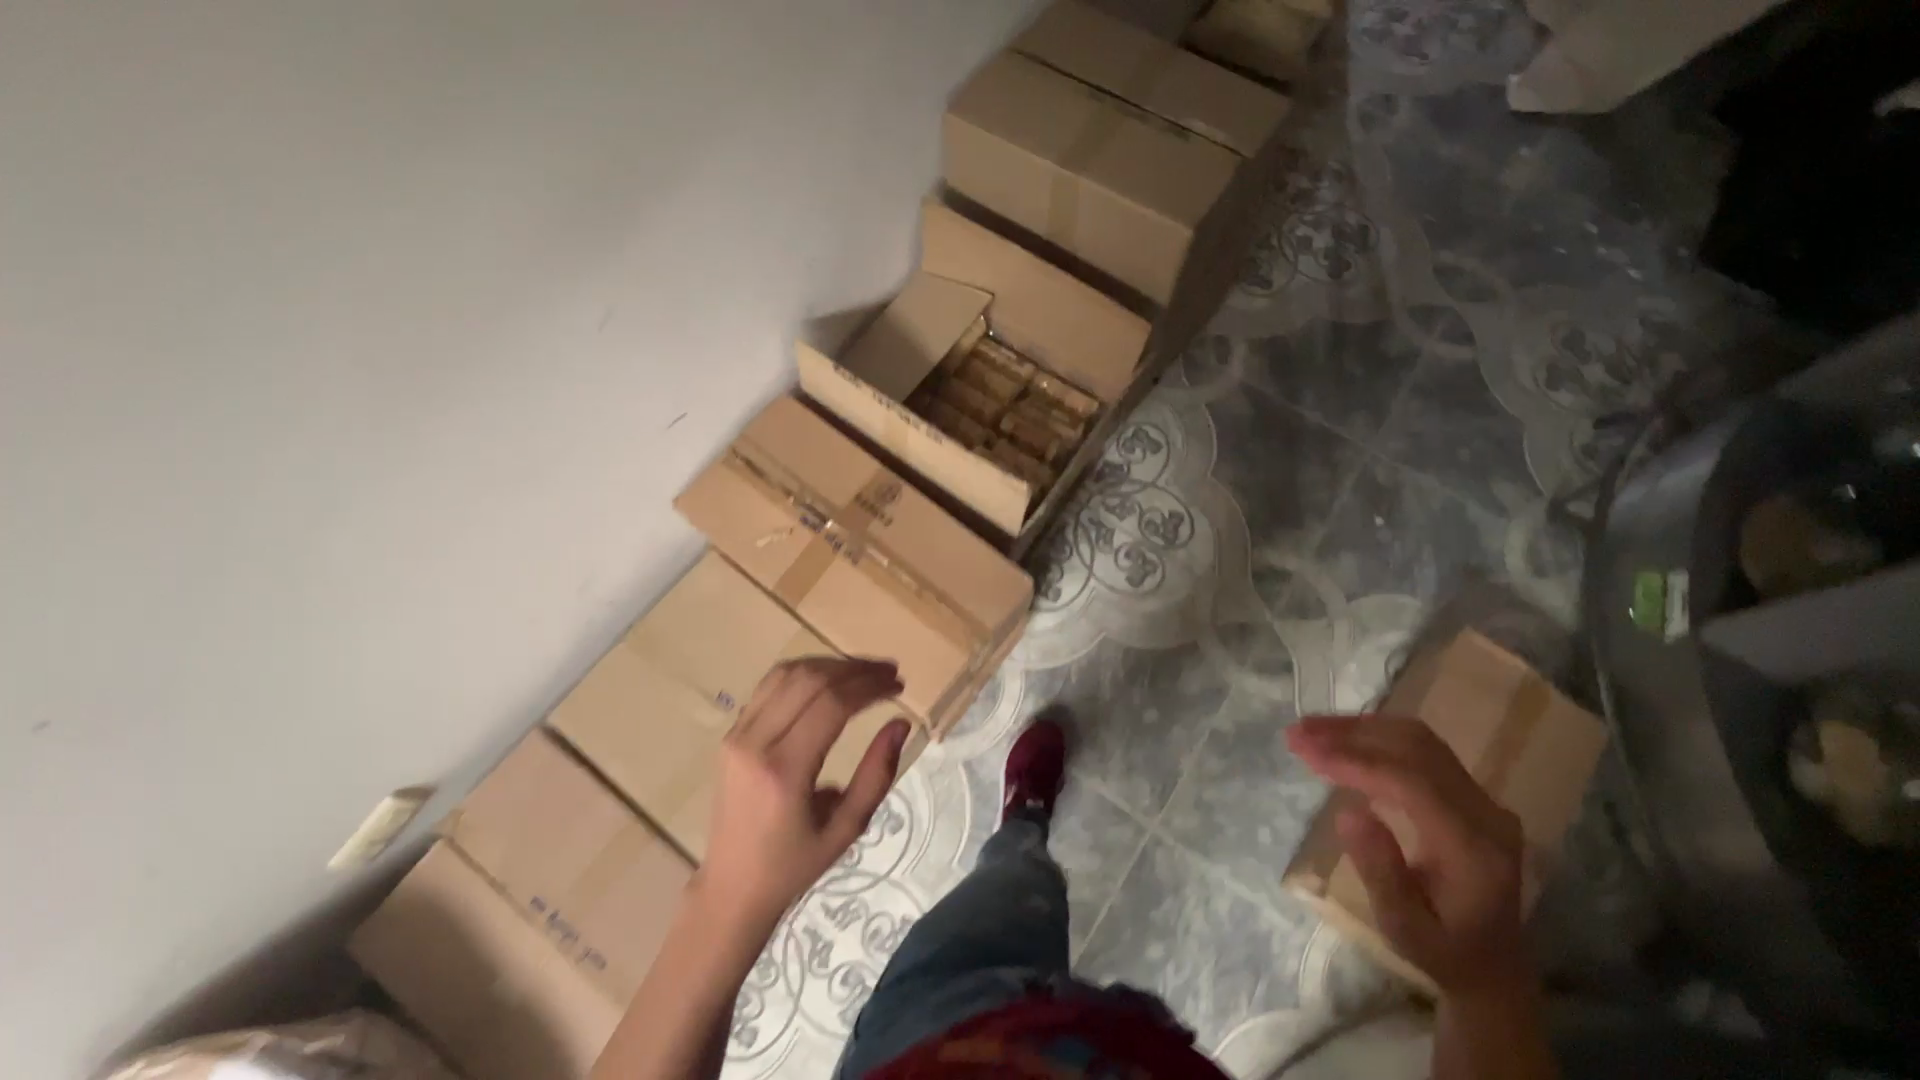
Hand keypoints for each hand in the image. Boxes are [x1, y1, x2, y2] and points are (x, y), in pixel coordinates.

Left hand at [696, 657, 912, 931]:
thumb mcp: (847, 830)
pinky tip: (830, 680)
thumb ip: (876, 774)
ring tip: (864, 671)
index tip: (899, 685)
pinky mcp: (731, 734)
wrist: (732, 886)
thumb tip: (900, 723)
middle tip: (889, 672)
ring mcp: (737, 735)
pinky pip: (769, 688)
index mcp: (784, 771)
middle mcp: (755, 743)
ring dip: (829, 664)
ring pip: (786, 674)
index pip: (831, 705)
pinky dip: (804, 674)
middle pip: (809, 680)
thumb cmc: (794, 865)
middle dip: (854, 669)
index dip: (869, 686)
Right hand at [1287, 714, 1535, 1001]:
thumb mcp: (1403, 926)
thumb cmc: (1442, 951)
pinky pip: (1424, 752)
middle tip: (1298, 732)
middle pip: (1417, 749)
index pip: (1411, 782)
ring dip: (1363, 729)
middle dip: (1352, 734)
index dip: (1355, 761)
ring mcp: (1483, 800)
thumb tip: (1348, 812)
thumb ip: (1380, 869)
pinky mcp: (1472, 795)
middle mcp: (1486, 813)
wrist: (1493, 966)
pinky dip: (1379, 739)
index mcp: (1472, 846)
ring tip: (1312, 730)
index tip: (1305, 751)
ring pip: (1420, 742)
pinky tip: (1345, 742)